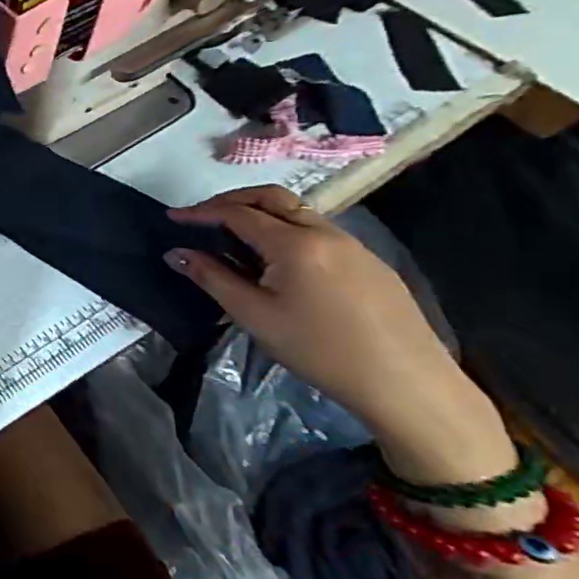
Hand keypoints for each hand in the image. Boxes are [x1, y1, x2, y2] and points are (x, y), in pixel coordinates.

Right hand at [165, 185, 515, 486]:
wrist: (404, 381)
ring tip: (236, 236)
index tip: (173, 217)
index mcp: (293, 242)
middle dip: (232, 200)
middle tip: (202, 216)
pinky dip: (287, 229)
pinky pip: (318, 230)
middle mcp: (323, 230)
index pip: (237, 213)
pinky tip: (281, 261)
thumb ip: (214, 279)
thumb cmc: (320, 351)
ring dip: (261, 212)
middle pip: (270, 197)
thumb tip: (177, 254)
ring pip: (297, 212)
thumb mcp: (257, 318)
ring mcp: (351, 242)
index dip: (202, 212)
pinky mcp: (368, 259)